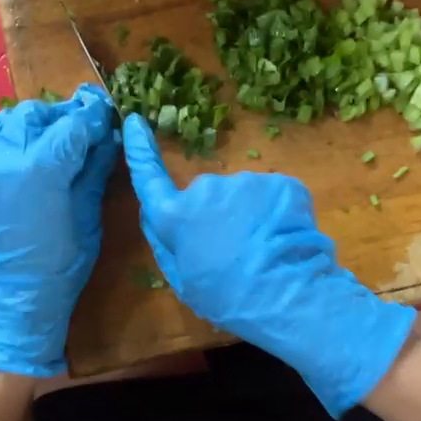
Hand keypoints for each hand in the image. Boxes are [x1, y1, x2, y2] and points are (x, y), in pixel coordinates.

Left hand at [0, 85, 117, 377]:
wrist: (16, 297)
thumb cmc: (62, 263)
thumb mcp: (88, 215)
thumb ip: (95, 170)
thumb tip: (107, 139)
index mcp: (41, 167)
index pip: (72, 124)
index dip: (93, 116)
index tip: (107, 111)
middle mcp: (7, 157)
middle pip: (35, 114)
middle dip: (62, 115)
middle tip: (84, 125)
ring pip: (7, 122)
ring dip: (34, 122)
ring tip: (54, 135)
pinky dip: (11, 137)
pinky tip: (29, 151)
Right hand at [122, 114, 415, 415]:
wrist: (286, 295)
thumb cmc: (227, 298)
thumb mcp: (184, 280)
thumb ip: (167, 243)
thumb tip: (154, 214)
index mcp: (176, 216)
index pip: (150, 177)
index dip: (140, 150)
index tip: (135, 122)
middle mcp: (205, 188)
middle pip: (208, 197)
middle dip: (219, 216)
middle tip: (235, 252)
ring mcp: (245, 182)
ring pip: (244, 197)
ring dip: (252, 217)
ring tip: (264, 252)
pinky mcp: (280, 183)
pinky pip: (274, 197)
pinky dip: (279, 215)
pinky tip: (286, 242)